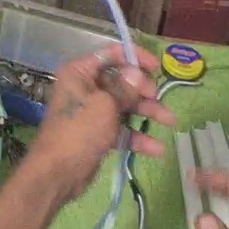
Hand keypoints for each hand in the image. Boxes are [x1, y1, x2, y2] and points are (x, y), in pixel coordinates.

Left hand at [17, 46, 175, 204]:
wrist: (58, 173)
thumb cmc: (79, 131)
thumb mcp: (105, 105)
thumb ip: (124, 88)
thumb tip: (137, 73)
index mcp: (80, 73)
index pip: (110, 55)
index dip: (134, 57)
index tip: (157, 67)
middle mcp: (86, 88)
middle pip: (121, 81)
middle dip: (143, 90)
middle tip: (158, 97)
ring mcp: (93, 111)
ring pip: (125, 106)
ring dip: (147, 112)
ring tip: (170, 121)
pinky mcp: (99, 133)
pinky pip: (122, 129)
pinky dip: (138, 137)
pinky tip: (158, 148)